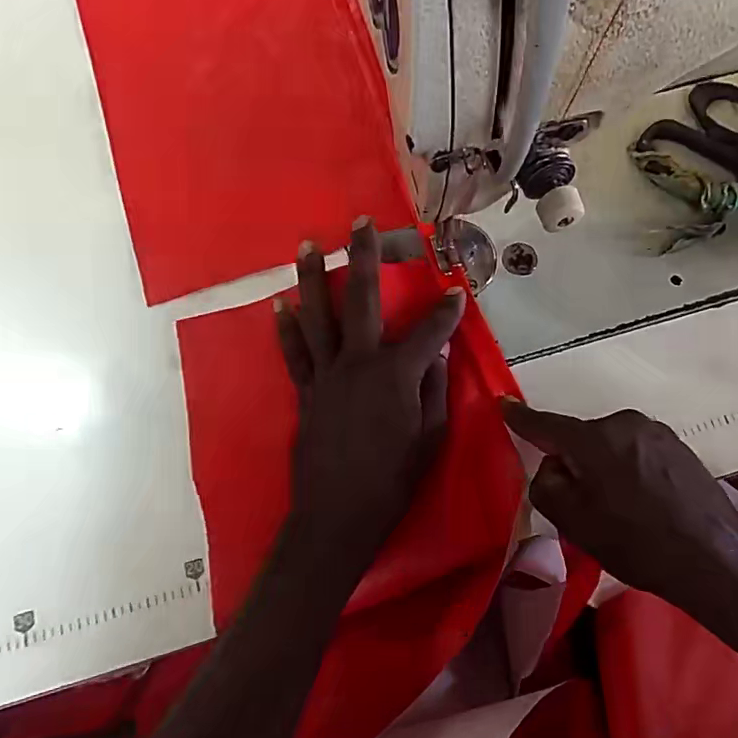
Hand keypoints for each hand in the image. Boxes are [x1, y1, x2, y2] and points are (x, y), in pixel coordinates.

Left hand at [275, 217, 464, 561]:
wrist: (338, 514)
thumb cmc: (392, 482)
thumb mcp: (429, 441)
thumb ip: (434, 393)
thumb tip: (435, 358)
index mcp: (397, 375)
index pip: (429, 332)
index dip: (446, 312)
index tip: (456, 293)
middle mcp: (359, 363)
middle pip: (362, 300)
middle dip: (365, 257)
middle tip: (362, 222)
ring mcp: (327, 375)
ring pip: (318, 316)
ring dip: (312, 277)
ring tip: (307, 243)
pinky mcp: (305, 392)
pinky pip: (294, 353)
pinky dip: (286, 328)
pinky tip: (280, 305)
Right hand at [502, 402, 737, 612]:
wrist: (713, 559)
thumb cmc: (634, 542)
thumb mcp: (573, 521)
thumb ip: (546, 484)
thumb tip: (554, 466)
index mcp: (594, 438)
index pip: (547, 424)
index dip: (522, 418)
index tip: (504, 405)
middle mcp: (626, 423)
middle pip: (582, 439)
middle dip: (574, 462)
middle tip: (580, 505)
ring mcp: (658, 433)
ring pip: (611, 447)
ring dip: (604, 469)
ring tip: (617, 510)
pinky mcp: (680, 448)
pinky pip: (637, 454)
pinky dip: (628, 472)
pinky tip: (642, 506)